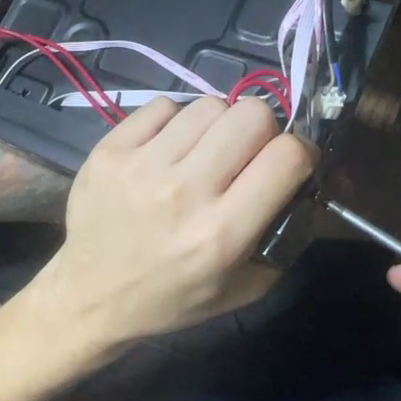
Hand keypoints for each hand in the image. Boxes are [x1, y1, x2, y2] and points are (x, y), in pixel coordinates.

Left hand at [16, 97, 315, 352]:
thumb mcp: (243, 287)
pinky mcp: (110, 150)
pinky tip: (168, 148)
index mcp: (222, 233)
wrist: (91, 295)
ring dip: (217, 125)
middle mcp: (184, 193)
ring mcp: (142, 167)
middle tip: (246, 152)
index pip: (287, 156)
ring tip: (203, 151)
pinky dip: (174, 122)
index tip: (291, 162)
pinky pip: (163, 106)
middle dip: (261, 129)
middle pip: (251, 114)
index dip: (301, 152)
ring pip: (208, 104)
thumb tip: (309, 182)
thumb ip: (284, 236)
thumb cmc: (173, 296)